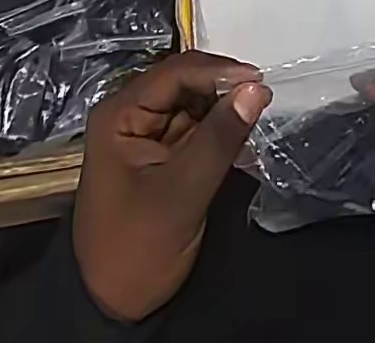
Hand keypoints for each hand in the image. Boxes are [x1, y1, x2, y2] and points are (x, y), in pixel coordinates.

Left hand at [73, 50, 271, 321]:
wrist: (110, 304)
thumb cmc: (137, 247)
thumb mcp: (182, 192)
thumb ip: (220, 138)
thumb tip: (256, 88)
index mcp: (121, 112)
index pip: (173, 73)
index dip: (217, 70)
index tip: (259, 79)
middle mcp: (131, 113)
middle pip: (182, 83)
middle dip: (222, 86)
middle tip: (263, 95)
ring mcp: (146, 133)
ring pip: (192, 103)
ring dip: (223, 106)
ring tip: (258, 110)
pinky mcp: (161, 153)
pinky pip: (194, 127)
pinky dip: (219, 128)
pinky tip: (243, 132)